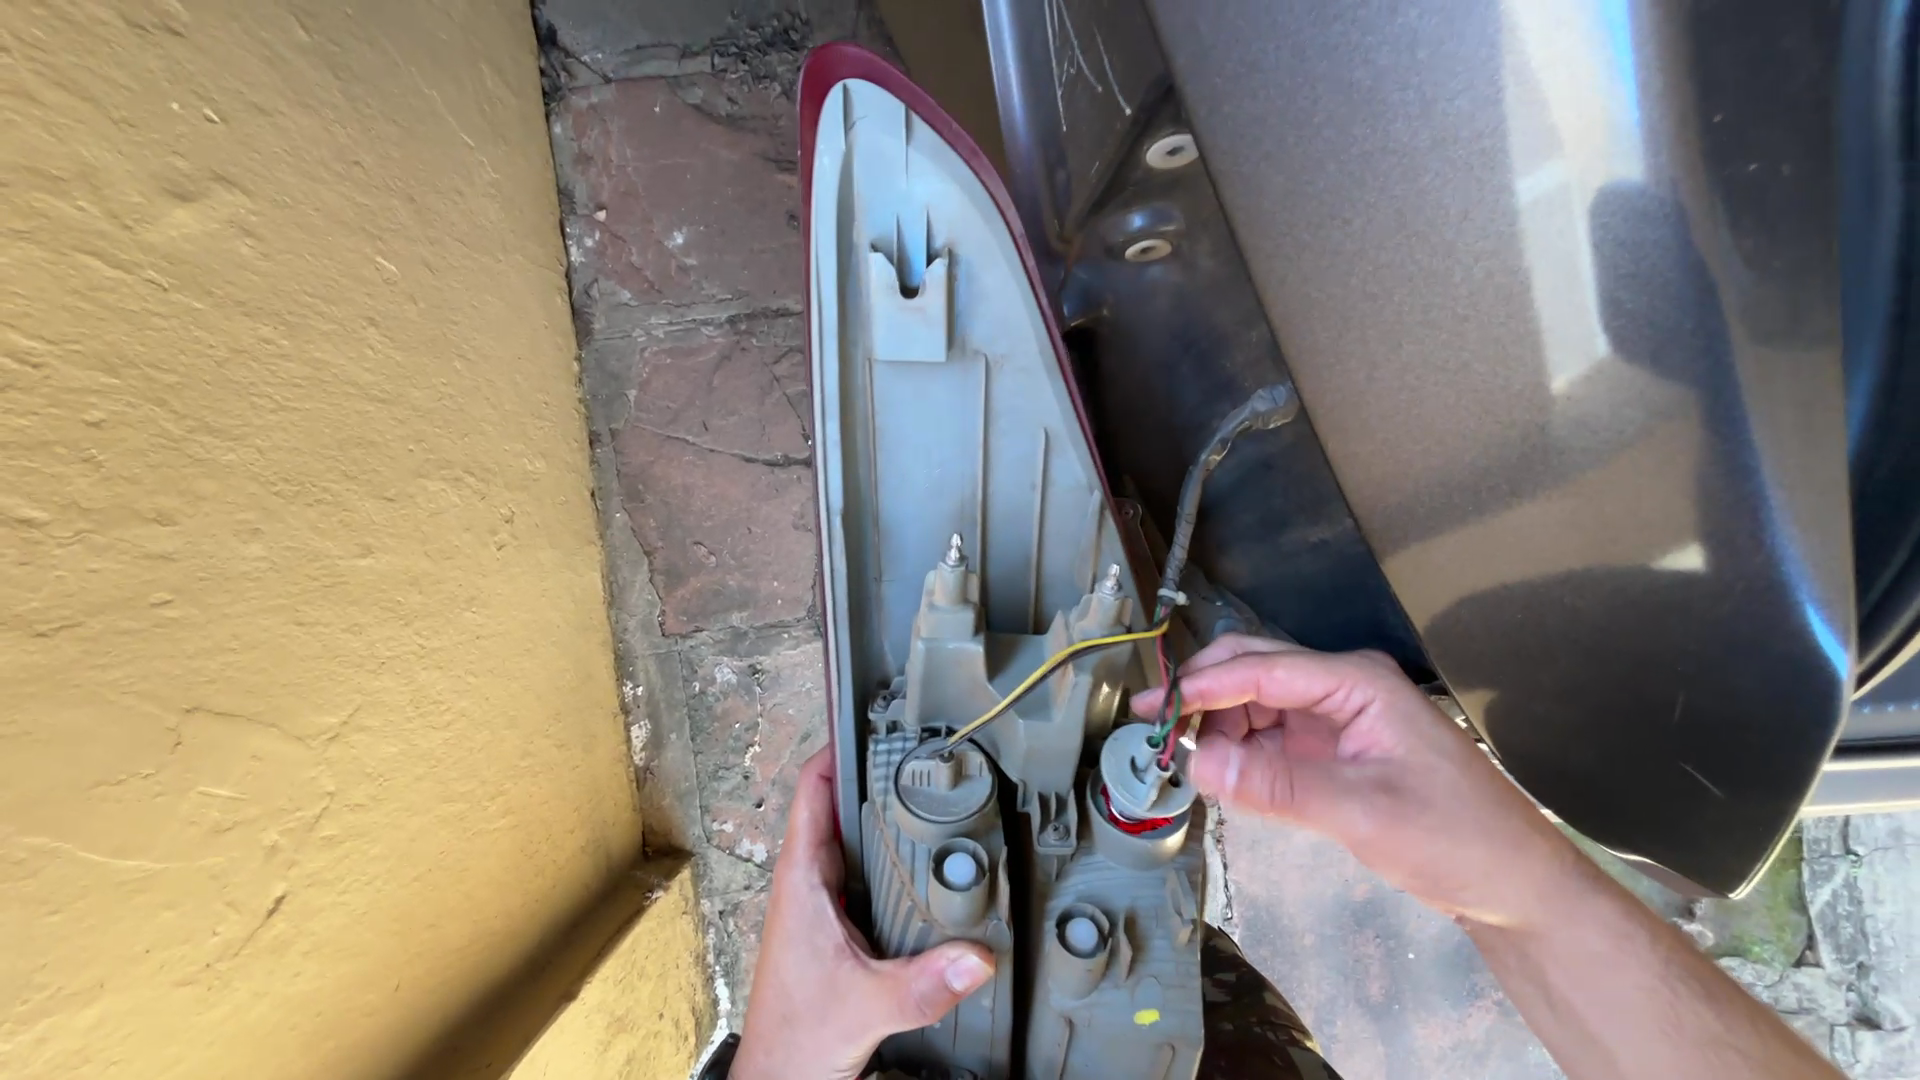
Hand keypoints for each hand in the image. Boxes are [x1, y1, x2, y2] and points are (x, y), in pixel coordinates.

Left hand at [732, 749, 995, 1079]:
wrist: (782, 1079)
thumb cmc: (798, 1038)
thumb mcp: (866, 1007)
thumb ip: (923, 984)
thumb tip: (976, 957)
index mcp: (803, 877)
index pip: (813, 788)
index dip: (838, 748)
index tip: (872, 722)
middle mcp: (809, 878)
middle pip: (838, 801)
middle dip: (872, 770)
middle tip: (916, 745)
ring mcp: (821, 898)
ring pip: (851, 832)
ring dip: (880, 807)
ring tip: (924, 783)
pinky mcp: (836, 919)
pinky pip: (863, 864)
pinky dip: (887, 847)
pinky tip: (920, 853)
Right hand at [1132, 635, 1583, 929]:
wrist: (1514, 886)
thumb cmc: (1453, 838)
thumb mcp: (1364, 813)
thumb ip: (1278, 786)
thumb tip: (1197, 763)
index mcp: (1354, 681)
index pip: (1260, 668)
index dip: (1202, 686)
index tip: (1153, 710)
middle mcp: (1338, 686)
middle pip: (1251, 667)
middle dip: (1201, 691)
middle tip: (1154, 724)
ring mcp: (1333, 714)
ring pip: (1253, 699)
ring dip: (1215, 722)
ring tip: (1185, 759)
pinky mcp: (1329, 745)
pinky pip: (1267, 732)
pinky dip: (1237, 747)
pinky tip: (1220, 770)